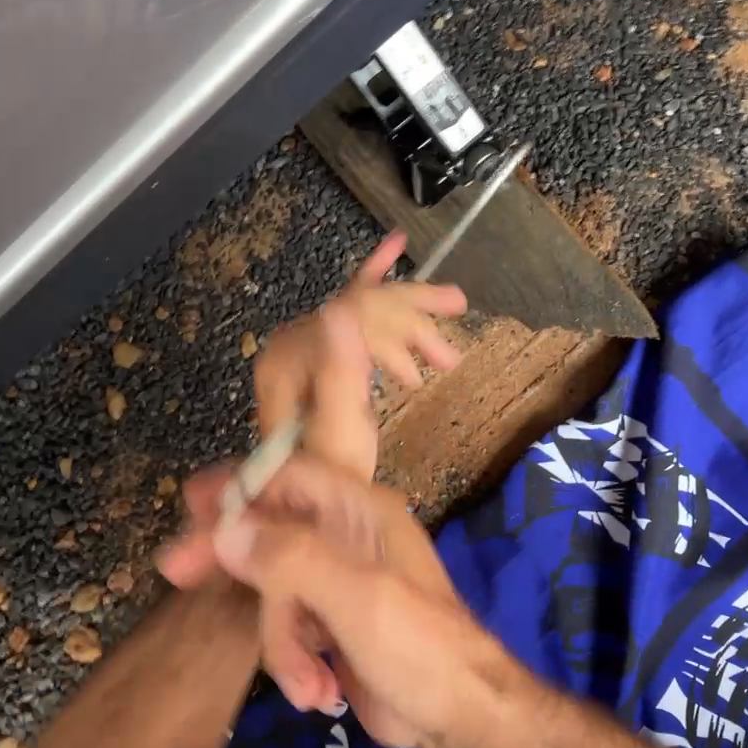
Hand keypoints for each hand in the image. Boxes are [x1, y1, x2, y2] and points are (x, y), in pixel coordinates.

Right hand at [159, 458, 516, 747]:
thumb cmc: (417, 643)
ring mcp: (339, 580)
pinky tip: (320, 693)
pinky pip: (289, 628)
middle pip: (273, 530)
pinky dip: (296, 663)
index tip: (192, 501)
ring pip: (275, 590)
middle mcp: (347, 535)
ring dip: (282, 642)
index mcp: (362, 511)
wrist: (456, 714)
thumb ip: (292, 559)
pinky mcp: (332, 623)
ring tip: (309, 684)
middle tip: (176, 570)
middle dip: (236, 562)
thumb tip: (228, 527)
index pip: (293, 476)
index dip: (243, 483)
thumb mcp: (355, 596)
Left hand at [254, 234, 465, 475]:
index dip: (399, 312)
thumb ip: (337, 370)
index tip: (450, 312)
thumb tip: (341, 305)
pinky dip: (376, 275)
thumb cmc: (331, 474)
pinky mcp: (327, 354)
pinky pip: (352, 306)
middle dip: (414, 319)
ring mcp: (310, 347)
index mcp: (289, 357)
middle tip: (458, 323)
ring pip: (367, 311)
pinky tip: (396, 244)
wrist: (318, 503)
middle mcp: (295, 342)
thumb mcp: (337, 430)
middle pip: (361, 308)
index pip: (348, 310)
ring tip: (457, 307)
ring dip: (414, 314)